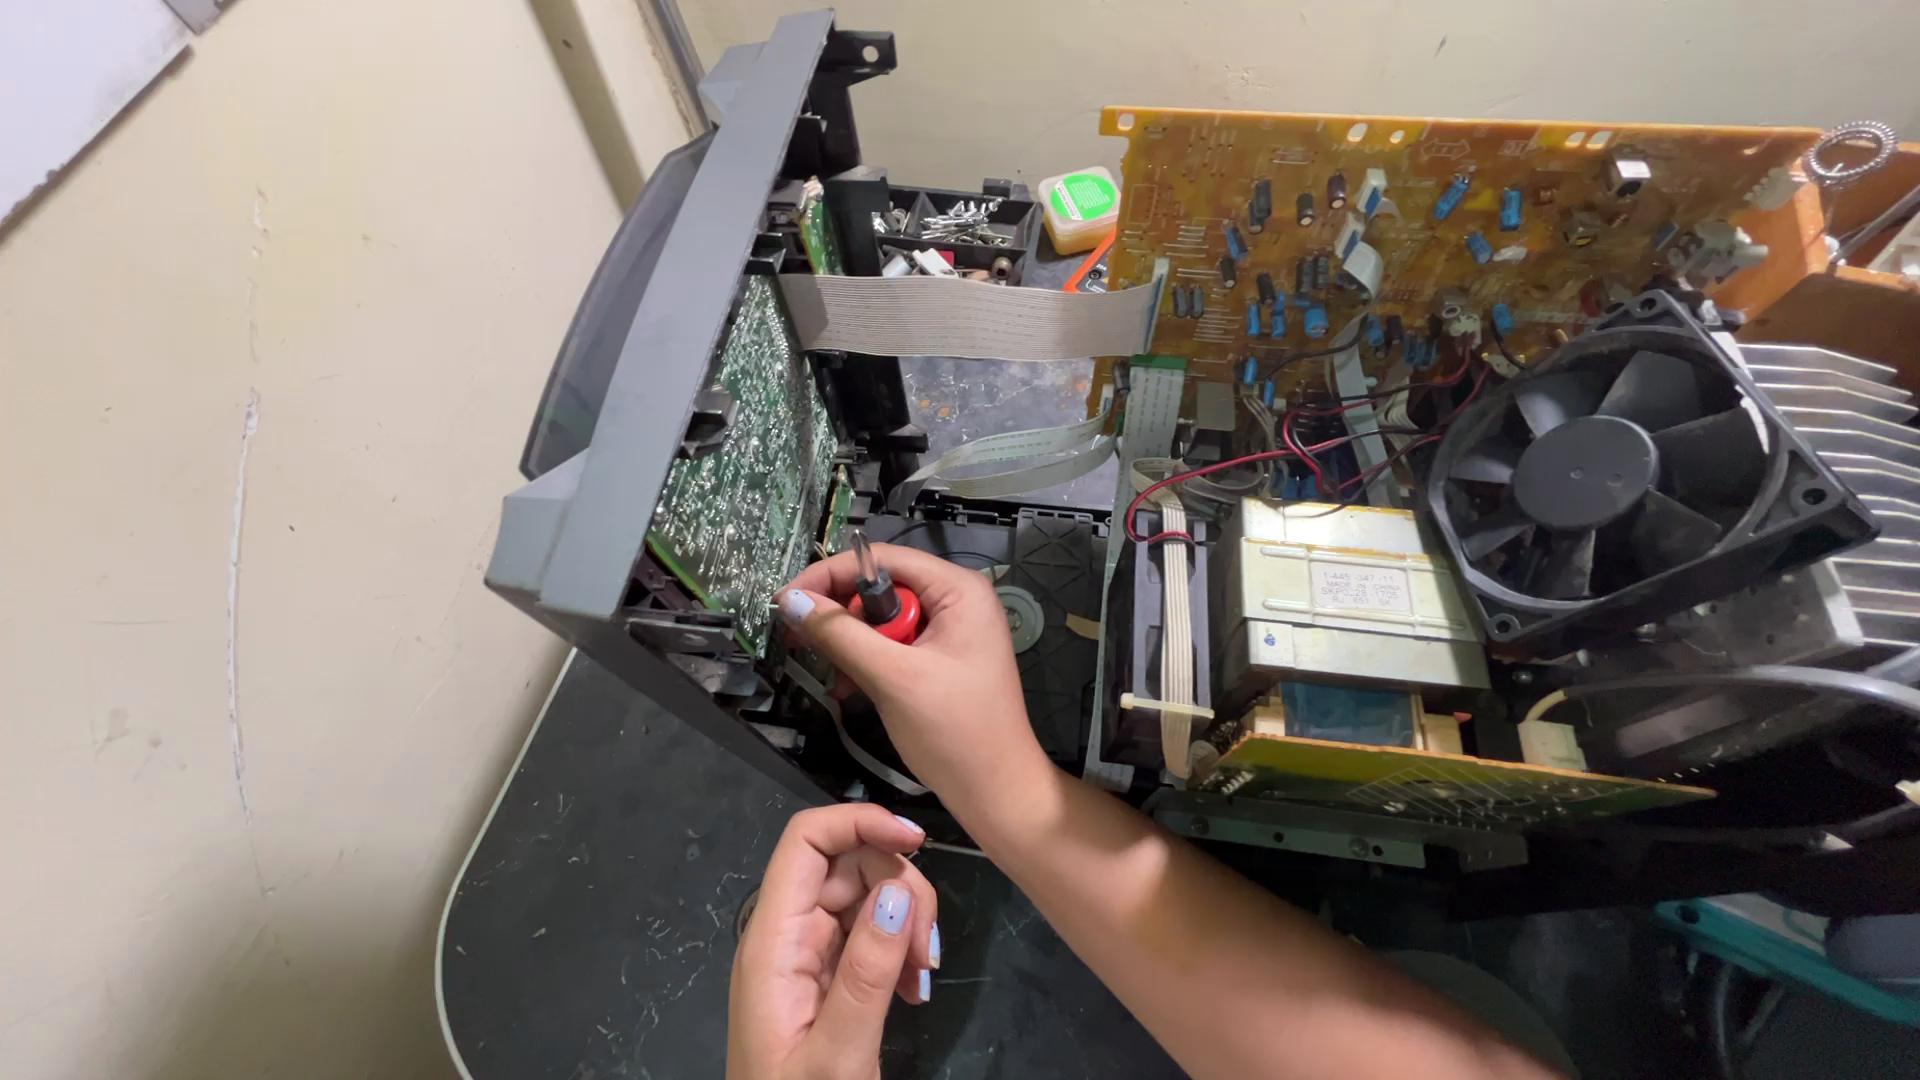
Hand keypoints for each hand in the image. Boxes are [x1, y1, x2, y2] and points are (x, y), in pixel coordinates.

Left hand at [727, 804, 939, 1079]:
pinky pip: (871, 930)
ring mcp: (808, 952)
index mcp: (772, 940)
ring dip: (907, 919)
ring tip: (924, 974)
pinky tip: (915, 988)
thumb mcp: (837, 1057)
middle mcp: (787, 933)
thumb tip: (898, 890)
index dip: (859, 822)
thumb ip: (866, 973)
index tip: (917, 841)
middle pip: (848, 863)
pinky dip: (901, 946)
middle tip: (929, 949)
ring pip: (867, 892)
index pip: (806, 840)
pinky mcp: (829, 972)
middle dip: (899, 887)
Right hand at [776, 543, 1047, 798]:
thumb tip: (790, 601)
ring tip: (837, 679)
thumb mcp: (893, 678)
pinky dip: (868, 663)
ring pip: (881, 619)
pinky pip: (894, 645)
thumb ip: (840, 635)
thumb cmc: (955, 732)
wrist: (997, 793)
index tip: (785, 601)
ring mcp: (950, 630)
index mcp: (958, 589)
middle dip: (841, 616)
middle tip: (799, 641)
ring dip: (852, 645)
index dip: (830, 574)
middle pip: (880, 586)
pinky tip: (852, 690)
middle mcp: (956, 599)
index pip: (881, 559)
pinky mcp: (941, 658)